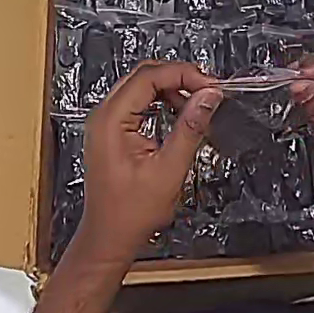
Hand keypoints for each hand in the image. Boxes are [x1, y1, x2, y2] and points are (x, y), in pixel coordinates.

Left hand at [75, 62, 220, 264]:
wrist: (109, 238)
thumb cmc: (130, 213)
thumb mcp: (169, 169)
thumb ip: (190, 127)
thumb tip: (208, 96)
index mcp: (111, 120)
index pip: (149, 77)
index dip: (183, 74)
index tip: (209, 85)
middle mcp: (104, 115)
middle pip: (145, 75)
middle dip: (179, 77)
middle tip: (207, 89)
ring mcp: (107, 121)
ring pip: (143, 85)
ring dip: (172, 87)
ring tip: (198, 101)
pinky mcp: (114, 129)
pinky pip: (140, 101)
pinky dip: (163, 100)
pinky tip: (180, 112)